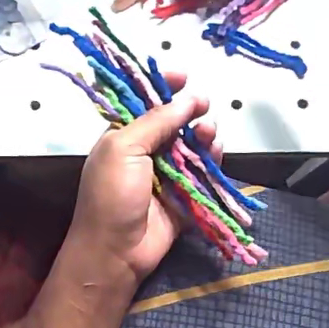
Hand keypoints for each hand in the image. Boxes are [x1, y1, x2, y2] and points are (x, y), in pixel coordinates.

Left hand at [66, 73, 215, 284]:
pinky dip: (213, 161)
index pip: (144, 104)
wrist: (116, 251)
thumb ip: (155, 122)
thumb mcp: (124, 148)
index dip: (162, 88)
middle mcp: (144, 154)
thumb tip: (186, 99)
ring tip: (208, 133)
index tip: (183, 76)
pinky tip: (217, 150)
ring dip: (203, 135)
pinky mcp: (184, 198)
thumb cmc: (111, 195)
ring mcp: (165, 177)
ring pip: (192, 147)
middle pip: (174, 124)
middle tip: (203, 106)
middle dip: (190, 112)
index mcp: (122, 138)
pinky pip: (204, 175)